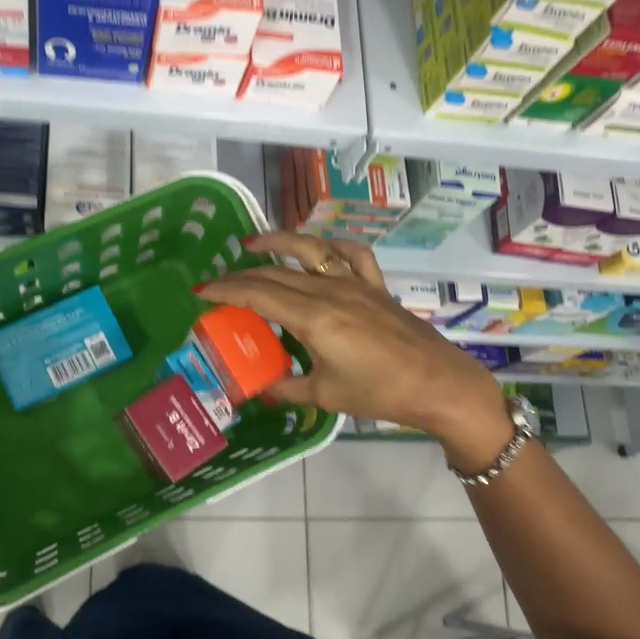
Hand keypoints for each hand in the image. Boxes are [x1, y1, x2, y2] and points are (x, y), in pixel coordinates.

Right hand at [201, 232, 509, 456]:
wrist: (437, 384)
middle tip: (218, 279)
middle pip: (276, 273)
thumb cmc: (379, 393)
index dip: (226, 290)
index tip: (202, 290)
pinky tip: (319, 249)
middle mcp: (330, 291)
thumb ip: (286, 389)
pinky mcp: (376, 286)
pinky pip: (352, 255)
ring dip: (279, 242)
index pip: (258, 295)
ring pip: (310, 251)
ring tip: (254, 244)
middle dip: (242, 273)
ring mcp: (356, 284)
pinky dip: (332, 246)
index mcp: (313, 317)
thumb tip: (257, 393)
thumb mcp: (325, 395)